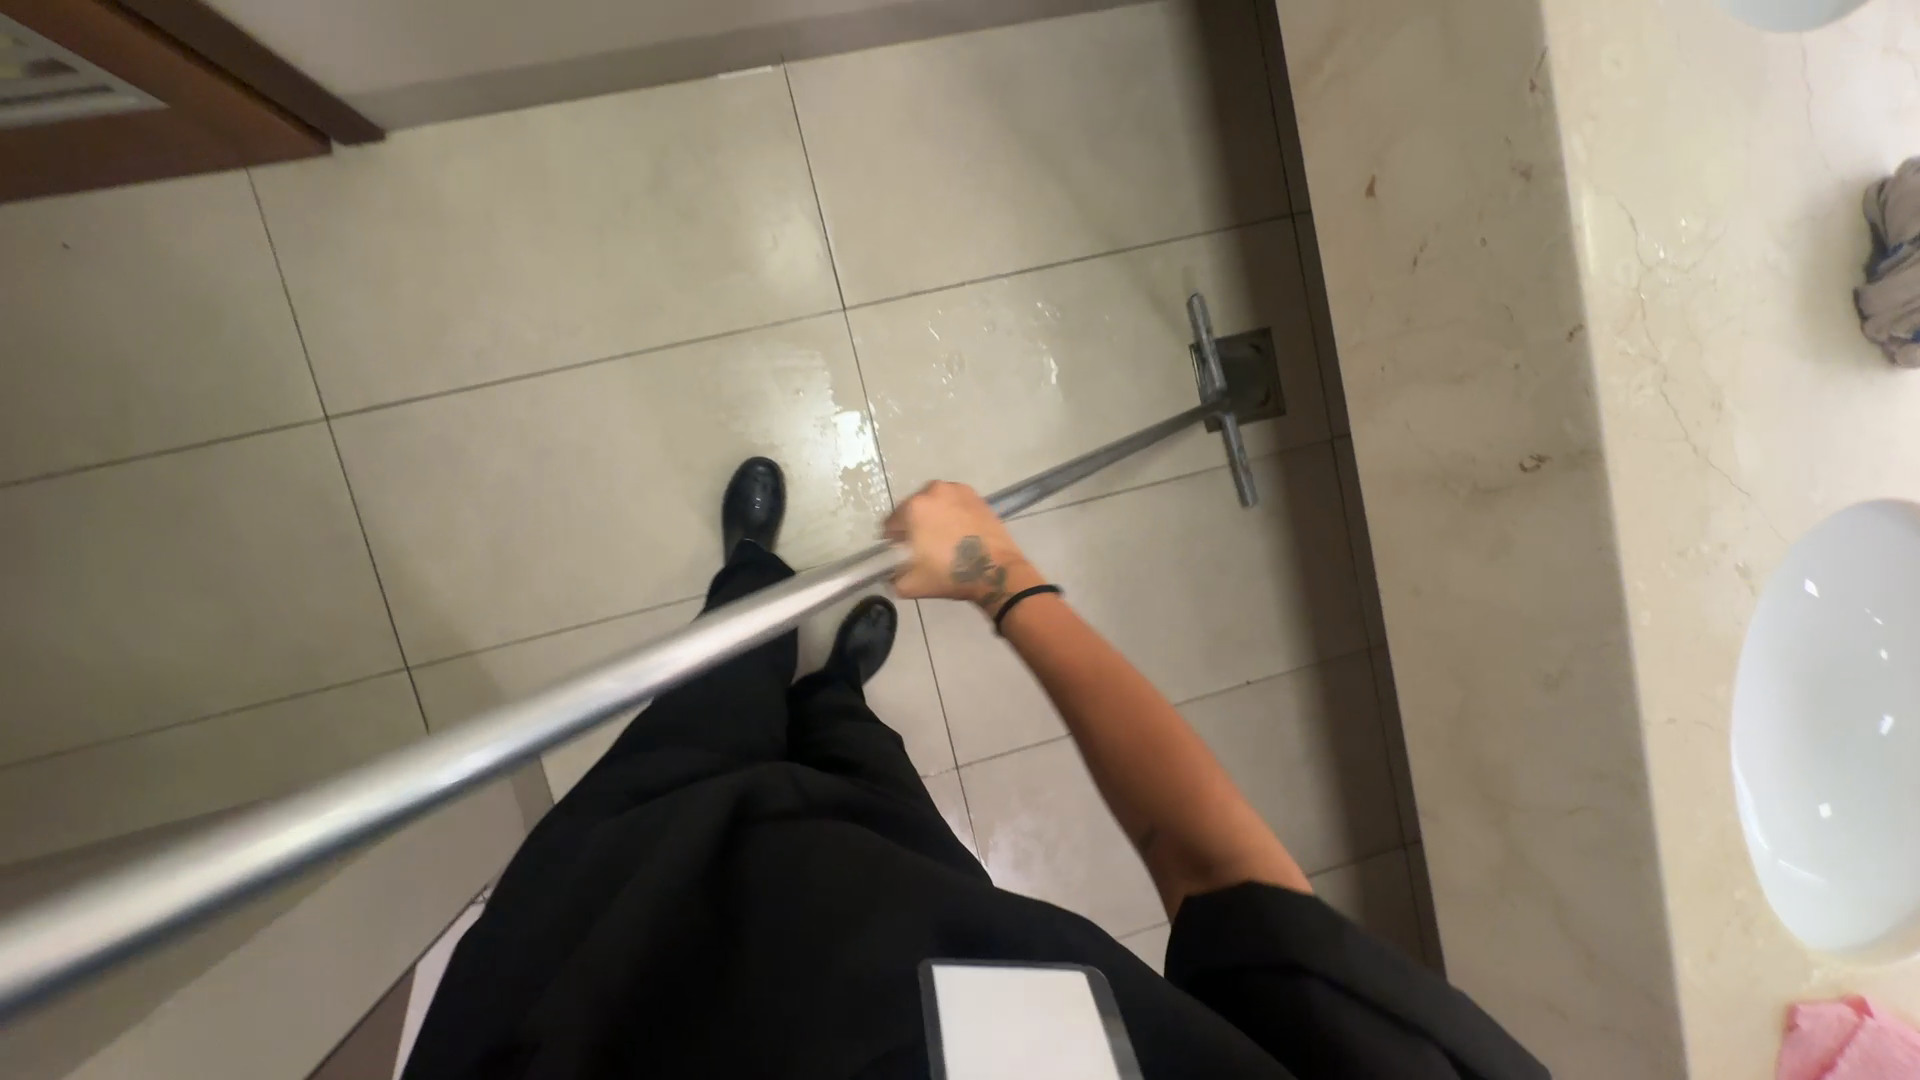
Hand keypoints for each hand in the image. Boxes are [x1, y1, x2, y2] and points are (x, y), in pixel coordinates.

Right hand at [884, 481, 1045, 612]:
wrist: (995, 571)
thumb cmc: (949, 575)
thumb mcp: (909, 585)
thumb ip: (891, 576)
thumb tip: (890, 570)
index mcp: (913, 508)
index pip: (891, 523)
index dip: (894, 540)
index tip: (903, 553)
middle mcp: (932, 491)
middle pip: (913, 510)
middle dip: (914, 526)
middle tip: (924, 547)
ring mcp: (957, 490)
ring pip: (934, 504)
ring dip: (933, 517)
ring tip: (943, 539)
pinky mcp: (975, 496)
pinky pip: (954, 503)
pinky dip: (952, 513)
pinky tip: (959, 531)